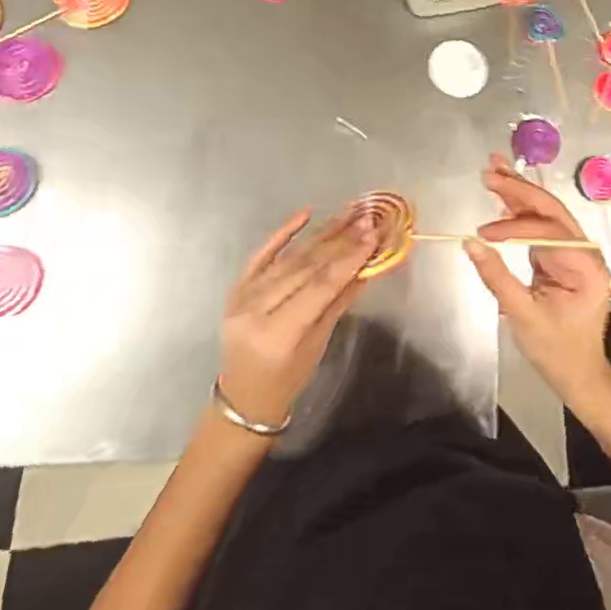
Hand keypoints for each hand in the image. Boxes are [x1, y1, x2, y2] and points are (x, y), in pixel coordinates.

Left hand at [219, 208, 376, 425]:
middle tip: (367, 218)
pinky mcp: (237, 287)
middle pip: (304, 268)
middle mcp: (255, 309)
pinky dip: (282, 234)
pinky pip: (261, 255)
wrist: (244, 396)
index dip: (349, 259)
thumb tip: (366, 268)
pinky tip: (305, 215)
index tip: (373, 235)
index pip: (319, 287)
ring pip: (289, 258)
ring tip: (348, 213)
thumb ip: (338, 304)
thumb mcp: (317, 347)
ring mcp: (242, 296)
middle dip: (340, 241)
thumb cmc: (287, 381)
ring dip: (321, 234)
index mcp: (277, 333)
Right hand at [464, 153, 610, 396]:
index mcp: (587, 268)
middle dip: (520, 189)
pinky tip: (502, 195)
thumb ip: (496, 276)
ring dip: (519, 192)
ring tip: (493, 169)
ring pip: (546, 214)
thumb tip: (469, 243)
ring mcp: (575, 253)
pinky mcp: (561, 257)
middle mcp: (587, 253)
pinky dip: (519, 211)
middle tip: (489, 170)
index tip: (482, 232)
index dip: (514, 226)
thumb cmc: (555, 349)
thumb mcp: (522, 315)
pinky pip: (539, 227)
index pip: (550, 232)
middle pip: (552, 212)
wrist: (577, 371)